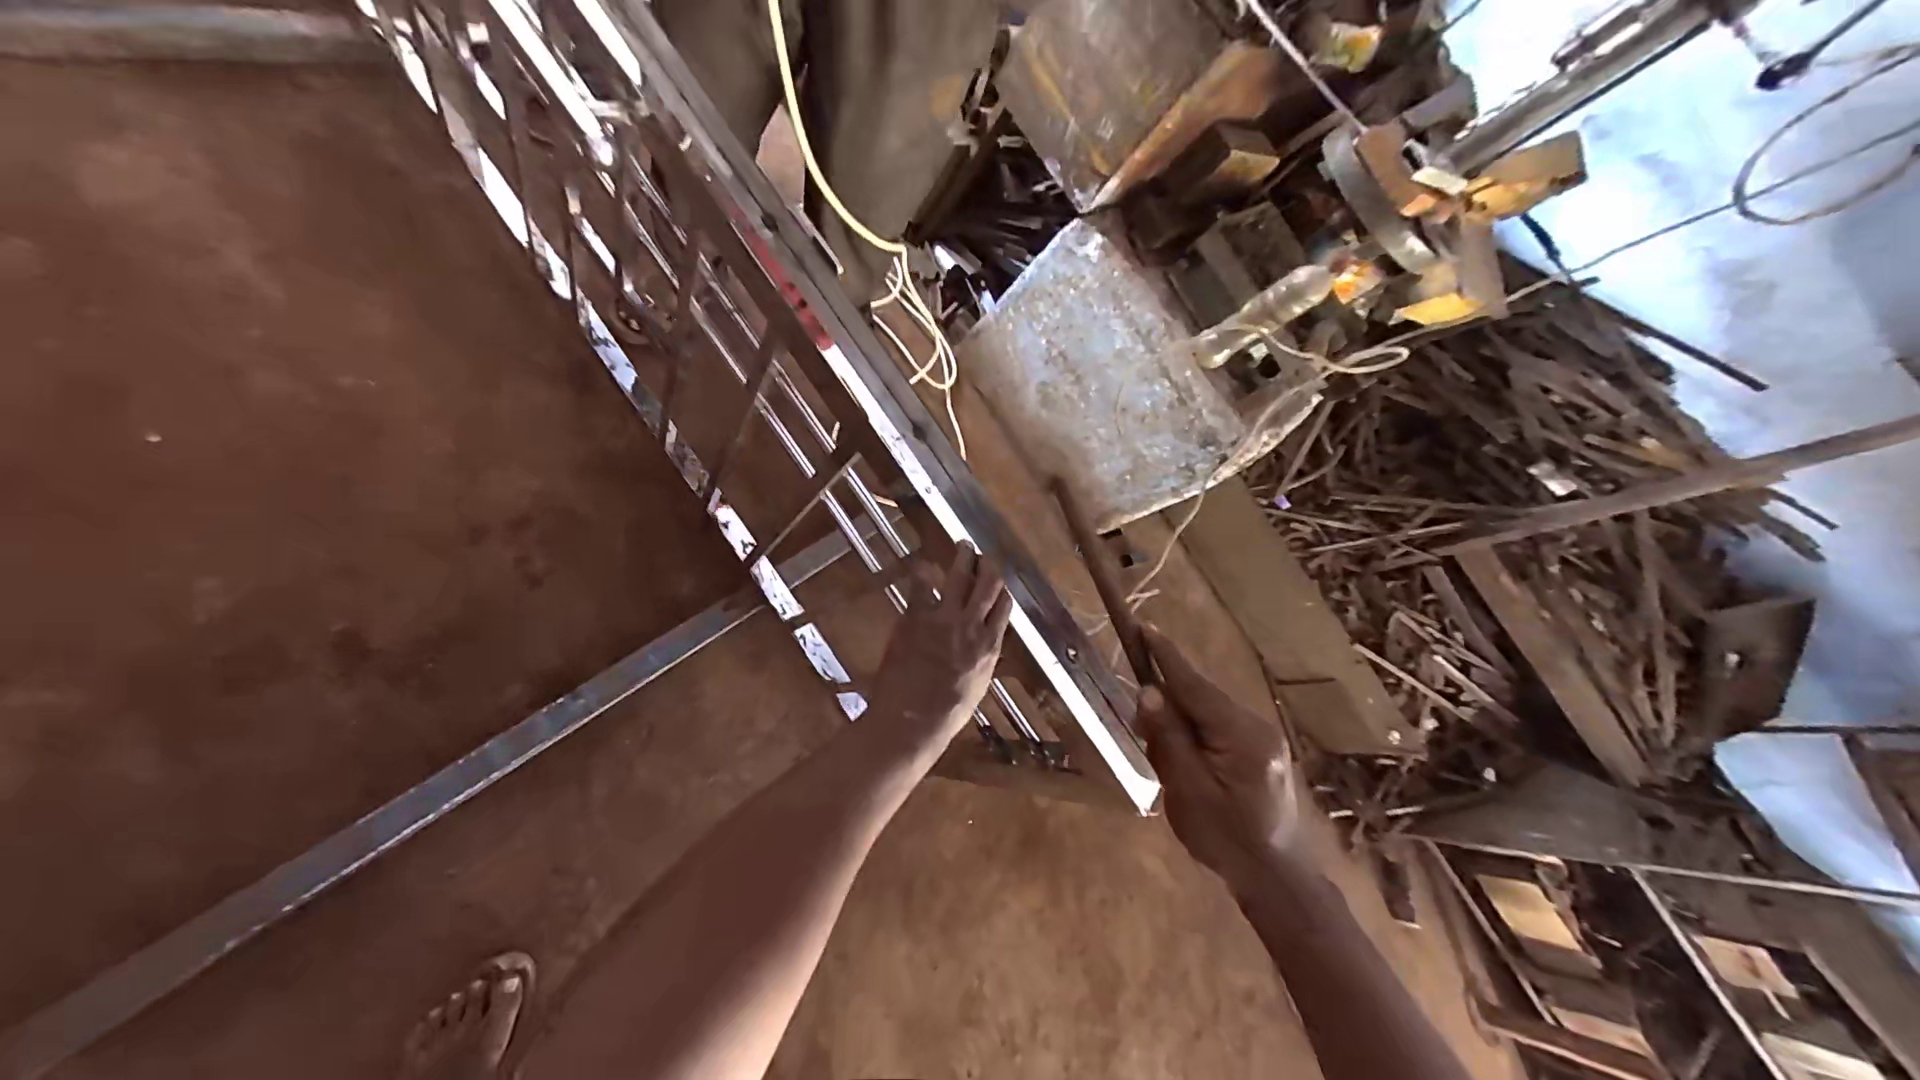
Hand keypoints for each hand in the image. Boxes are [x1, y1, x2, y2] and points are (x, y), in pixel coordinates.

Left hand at [866, 545, 1014, 744]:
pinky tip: (922, 563)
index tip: (1000, 582)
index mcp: (990, 645)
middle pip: (987, 585)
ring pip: (960, 577)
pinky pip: (922, 585)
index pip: (1004, 607)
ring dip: (963, 558)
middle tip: (986, 555)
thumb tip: (983, 644)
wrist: (913, 718)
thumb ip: (983, 657)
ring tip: (963, 546)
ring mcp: (944, 617)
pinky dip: (922, 572)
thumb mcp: (978, 684)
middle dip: (989, 566)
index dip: (1002, 591)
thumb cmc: (948, 711)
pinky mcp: (917, 616)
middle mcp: (972, 626)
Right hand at [1138, 625, 1301, 888]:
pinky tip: (1187, 761)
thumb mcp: (1188, 792)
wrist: (1278, 880)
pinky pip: (1218, 726)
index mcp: (1241, 736)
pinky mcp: (1262, 749)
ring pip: (1208, 712)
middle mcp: (1257, 726)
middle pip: (1200, 697)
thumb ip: (1169, 738)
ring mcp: (1263, 737)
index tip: (1144, 627)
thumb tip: (1149, 691)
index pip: (1194, 685)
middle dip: (1167, 703)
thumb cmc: (1227, 841)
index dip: (1166, 656)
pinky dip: (1195, 734)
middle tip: (1142, 729)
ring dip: (1180, 723)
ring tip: (1167, 761)